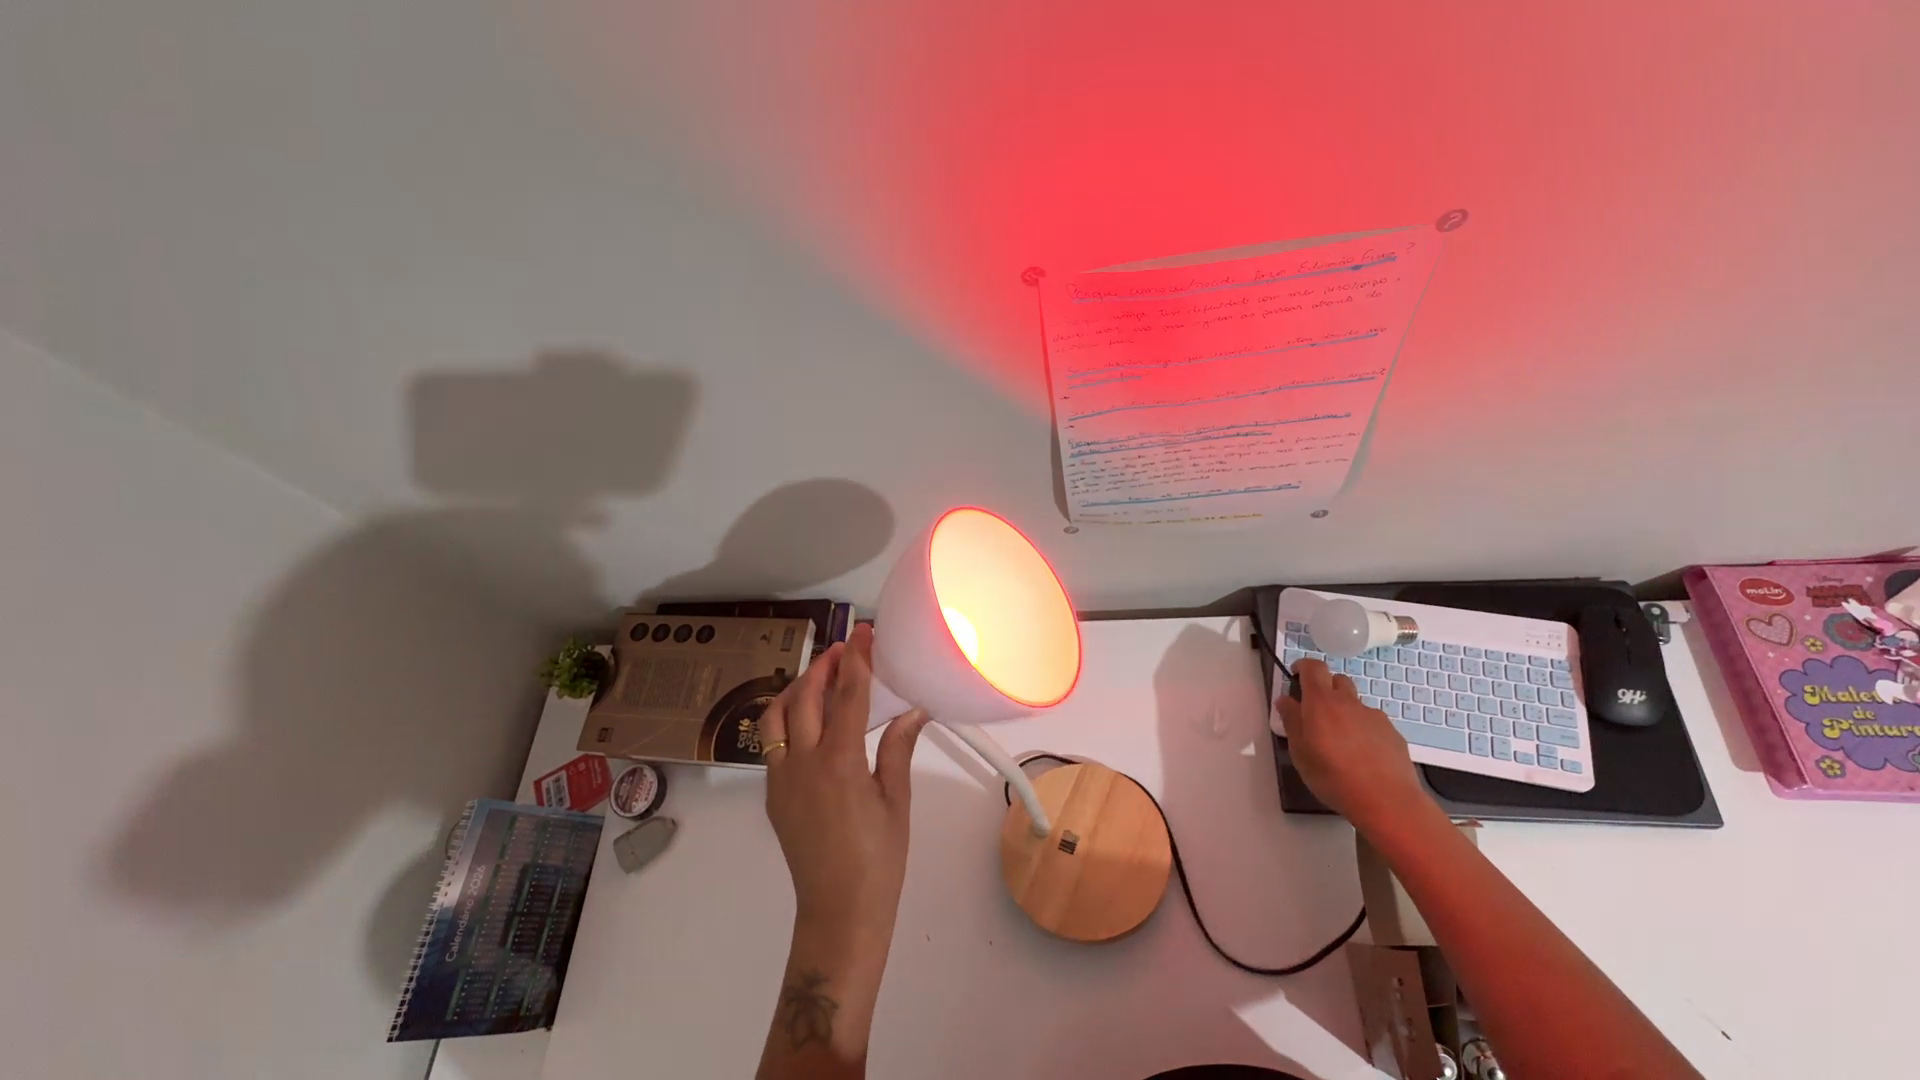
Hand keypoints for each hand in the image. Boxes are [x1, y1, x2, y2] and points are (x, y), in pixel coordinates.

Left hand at [760, 624, 929, 935]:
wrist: (839, 912)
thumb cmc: (879, 860)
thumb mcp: (896, 802)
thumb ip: (898, 750)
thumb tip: (913, 710)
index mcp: (840, 762)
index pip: (847, 696)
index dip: (857, 659)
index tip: (863, 632)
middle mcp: (803, 763)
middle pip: (804, 698)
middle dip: (823, 667)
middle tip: (844, 649)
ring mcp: (781, 780)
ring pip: (775, 718)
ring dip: (795, 690)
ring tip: (818, 679)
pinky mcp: (773, 796)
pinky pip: (772, 745)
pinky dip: (785, 720)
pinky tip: (806, 723)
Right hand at [1277, 657, 1429, 831]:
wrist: (1386, 799)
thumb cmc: (1333, 776)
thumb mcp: (1300, 752)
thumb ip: (1292, 722)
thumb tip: (1286, 700)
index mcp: (1322, 702)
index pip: (1313, 667)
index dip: (1303, 667)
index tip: (1295, 676)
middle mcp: (1349, 702)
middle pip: (1337, 680)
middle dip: (1325, 688)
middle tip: (1316, 713)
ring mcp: (1374, 716)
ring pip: (1355, 703)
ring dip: (1345, 712)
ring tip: (1341, 741)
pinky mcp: (1392, 732)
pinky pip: (1372, 722)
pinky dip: (1363, 730)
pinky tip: (1362, 755)